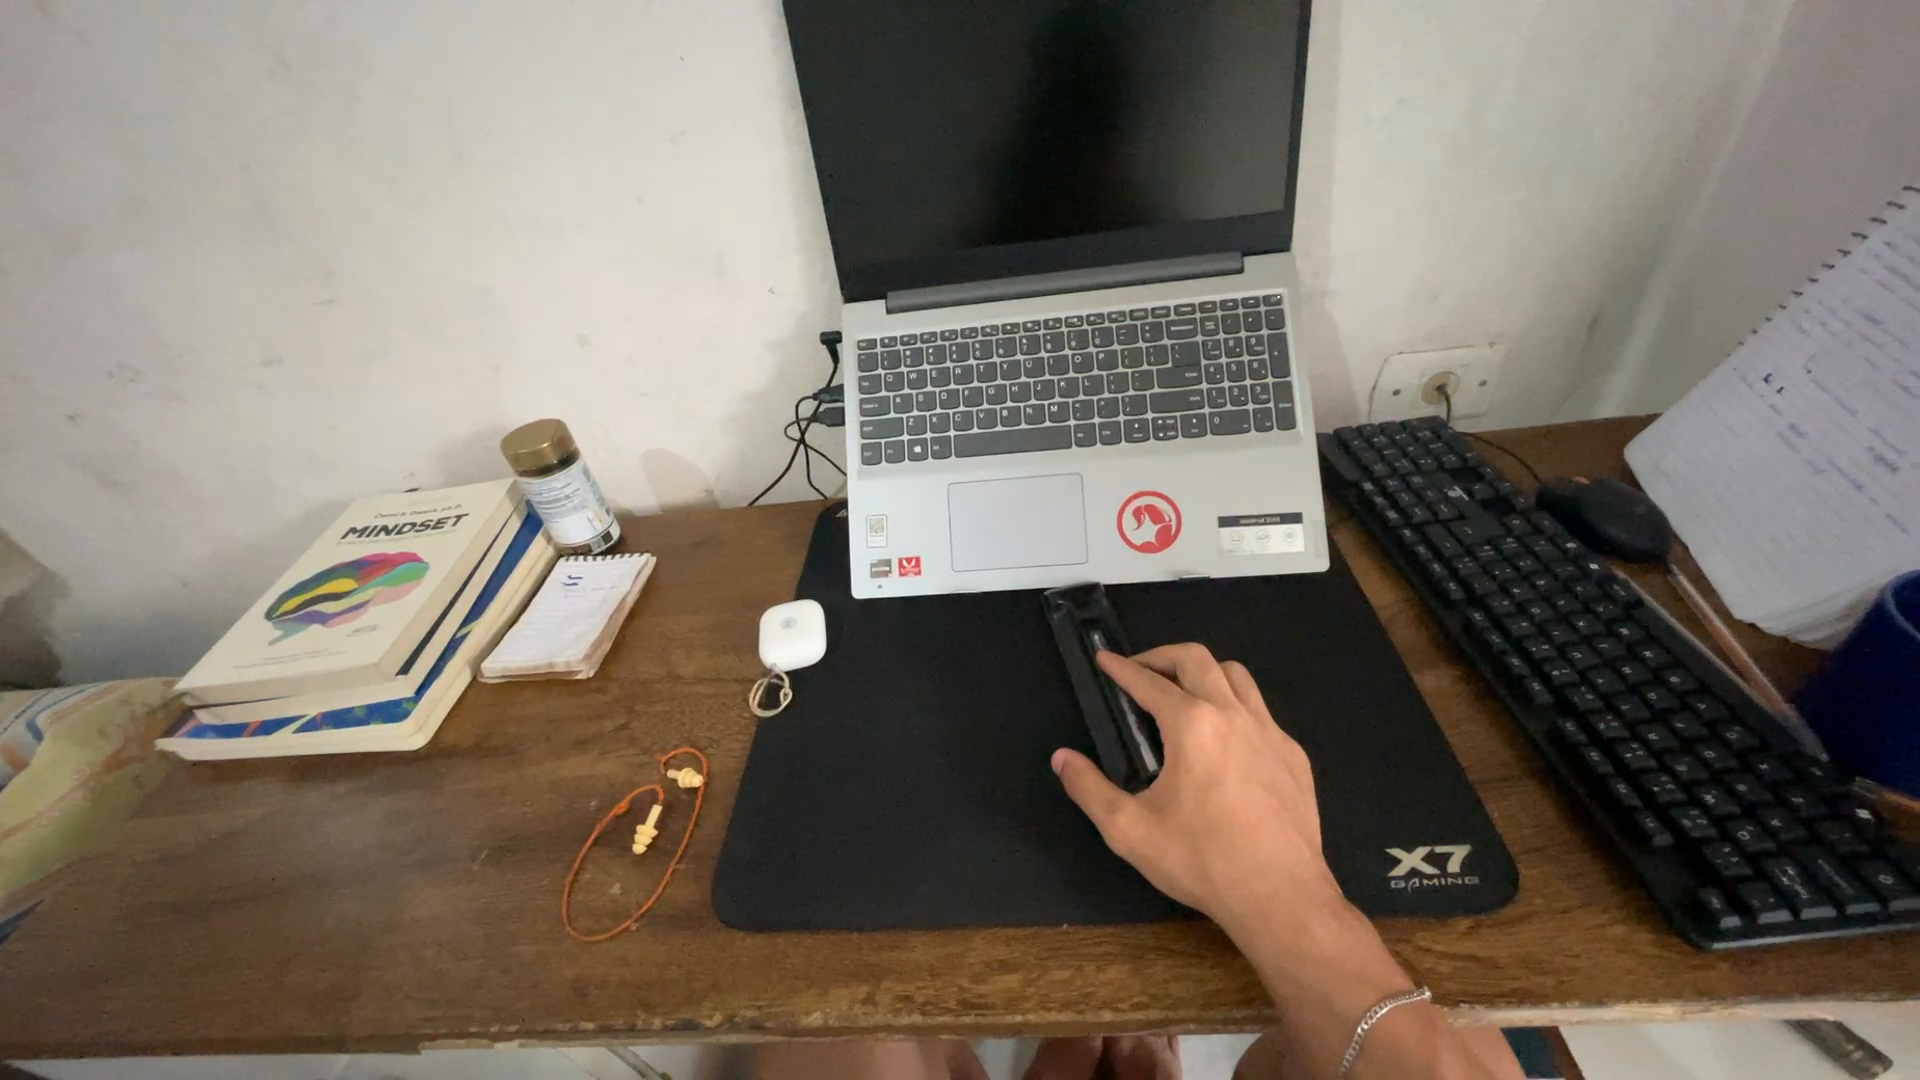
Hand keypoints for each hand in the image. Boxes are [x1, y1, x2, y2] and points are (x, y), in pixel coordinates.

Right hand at [1050, 644, 1344, 937]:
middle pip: (1197, 658)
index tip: (1104, 659)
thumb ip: (1089, 788)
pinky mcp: (1293, 756)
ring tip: (1183, 692)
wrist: (1282, 898)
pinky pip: (1261, 712)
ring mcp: (1270, 733)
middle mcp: (1232, 715)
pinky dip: (1235, 707)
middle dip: (1162, 656)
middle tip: (1140, 671)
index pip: (1149, 682)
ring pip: (1236, 676)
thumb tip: (1062, 758)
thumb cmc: (1201, 860)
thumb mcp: (1129, 830)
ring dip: (1204, 672)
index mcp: (1191, 724)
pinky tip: (1224, 740)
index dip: (1121, 668)